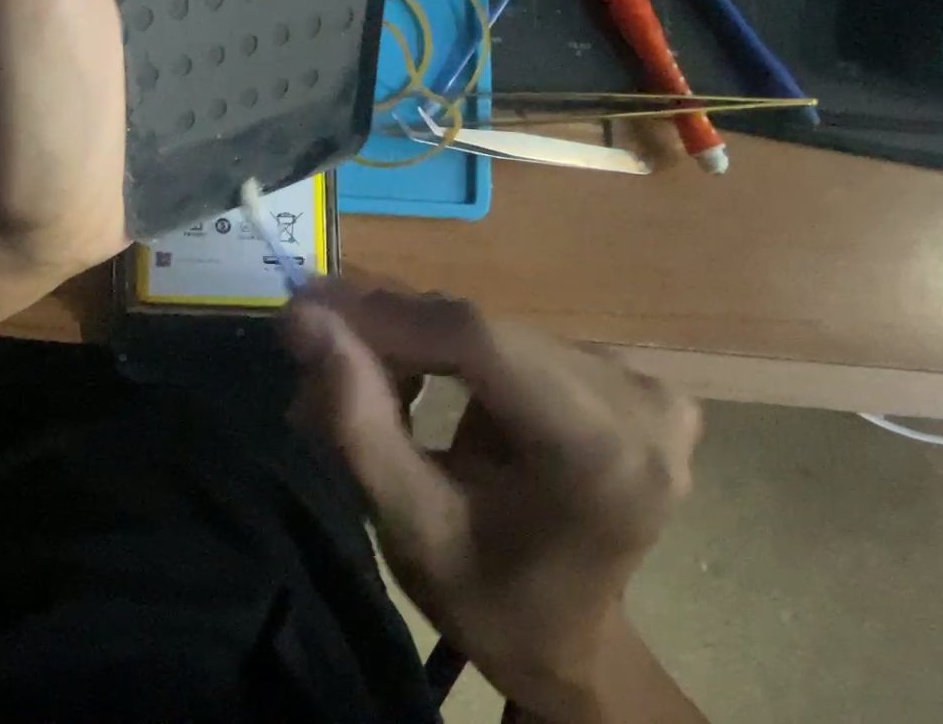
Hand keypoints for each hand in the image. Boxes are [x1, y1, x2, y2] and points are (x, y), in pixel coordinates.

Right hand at [282, 283, 702, 716]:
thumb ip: (356, 420)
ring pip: (486, 327)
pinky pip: (507, 338)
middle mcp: (639, 403)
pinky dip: (443, 347)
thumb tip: (303, 319)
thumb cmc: (485, 597)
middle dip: (383, 325)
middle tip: (307, 336)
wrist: (567, 637)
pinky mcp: (625, 377)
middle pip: (481, 328)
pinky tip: (409, 375)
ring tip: (348, 366)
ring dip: (407, 336)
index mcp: (600, 453)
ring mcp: (641, 384)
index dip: (383, 312)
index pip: (477, 340)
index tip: (302, 305)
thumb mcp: (407, 524)